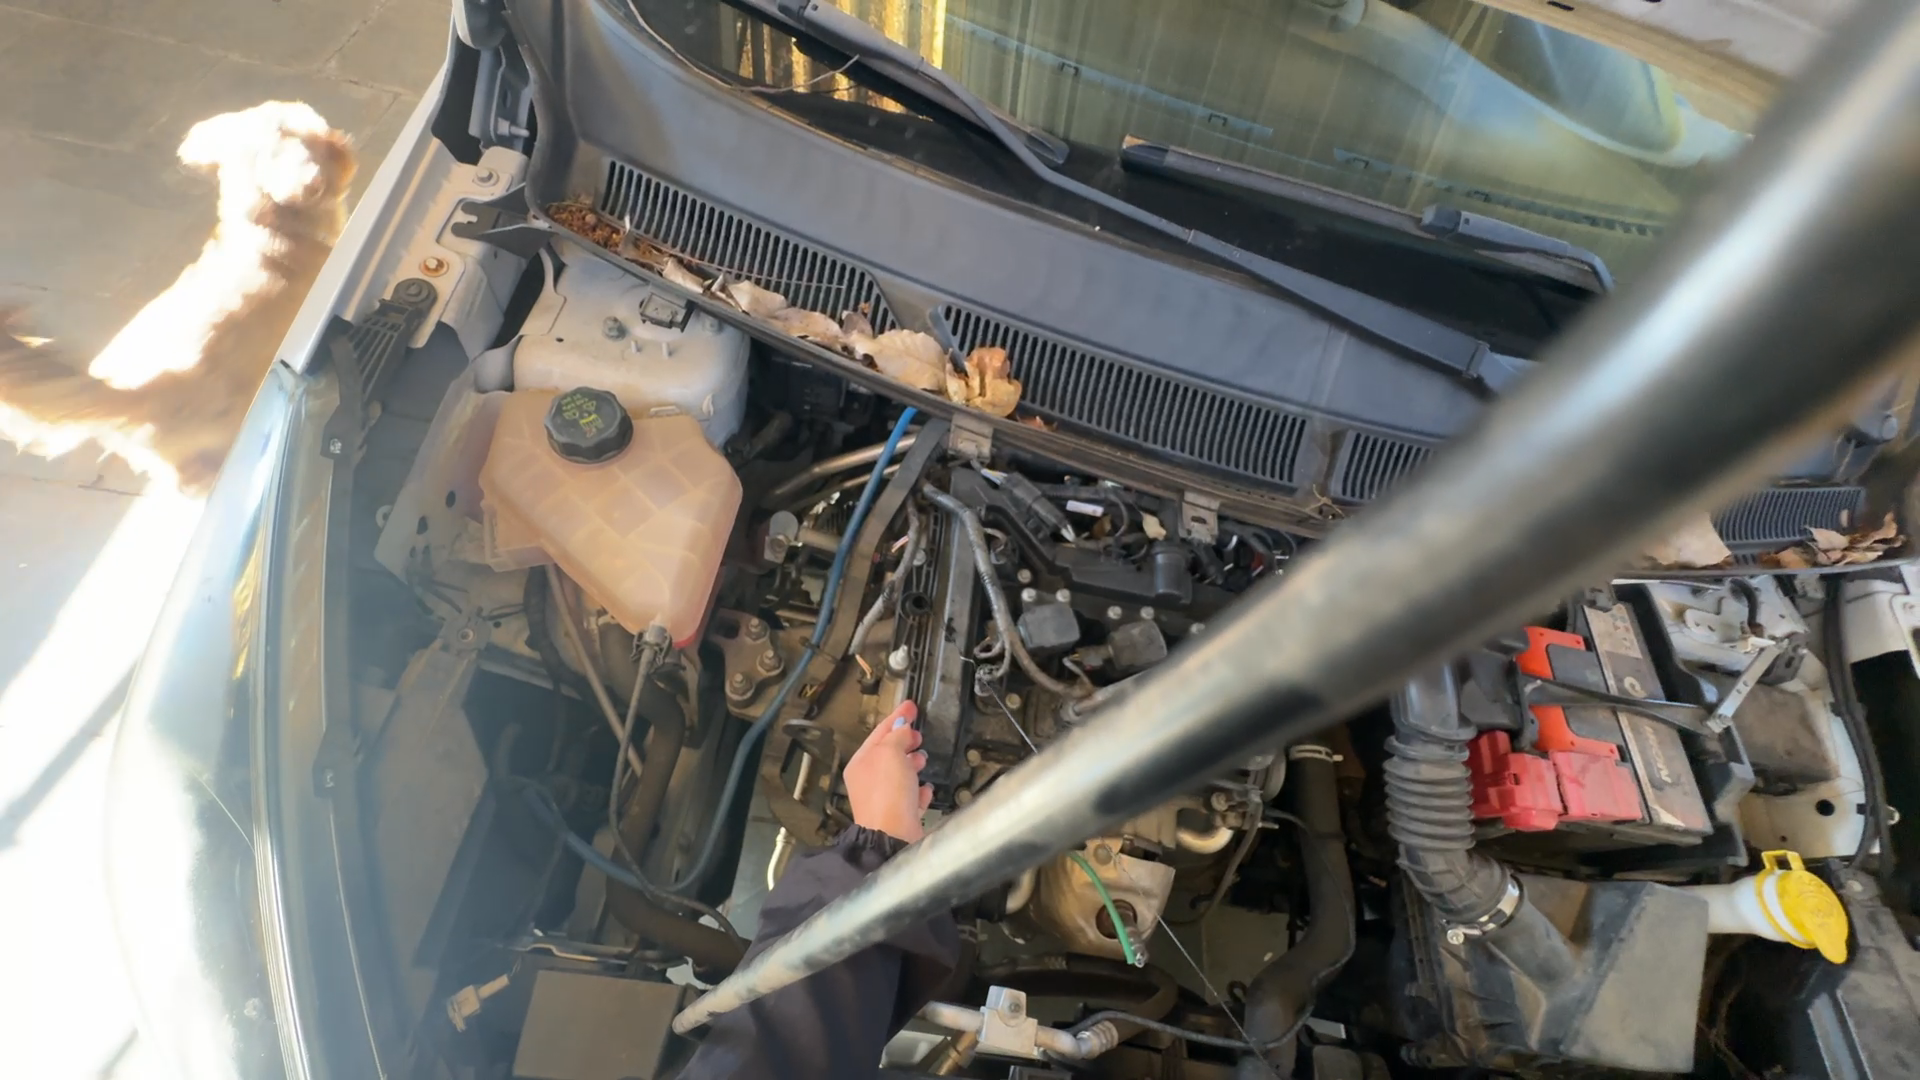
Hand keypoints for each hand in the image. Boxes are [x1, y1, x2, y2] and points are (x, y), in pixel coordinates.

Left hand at [844, 700, 932, 842]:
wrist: (892, 836)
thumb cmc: (887, 790)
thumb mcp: (890, 751)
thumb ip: (897, 736)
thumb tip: (903, 729)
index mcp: (861, 762)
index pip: (880, 732)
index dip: (897, 716)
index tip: (912, 705)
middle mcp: (869, 780)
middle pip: (889, 753)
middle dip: (905, 741)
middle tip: (919, 734)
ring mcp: (883, 799)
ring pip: (900, 774)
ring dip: (912, 763)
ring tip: (923, 758)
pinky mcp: (899, 816)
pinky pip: (910, 798)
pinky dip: (918, 790)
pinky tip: (926, 788)